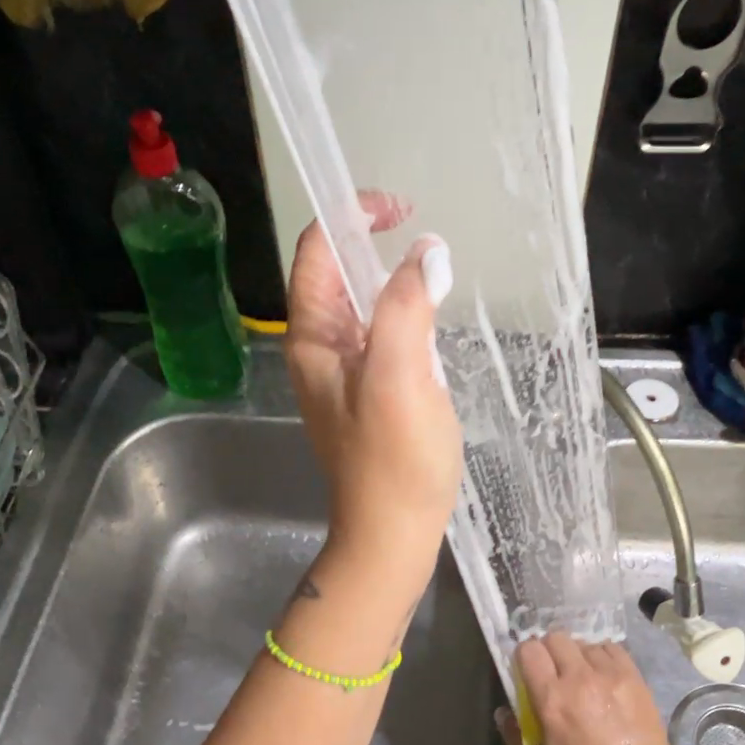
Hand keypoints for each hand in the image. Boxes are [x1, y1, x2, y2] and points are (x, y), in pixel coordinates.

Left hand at [285, 196, 461, 585]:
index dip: (350, 217)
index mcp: (312, 337)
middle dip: (374, 245)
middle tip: (425, 243)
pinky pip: (381, 338)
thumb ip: (405, 306)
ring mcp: (343, 373)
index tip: (400, 211)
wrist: (393, 533)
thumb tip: (425, 252)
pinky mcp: (369, 394)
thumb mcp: (398, 375)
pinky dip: (404, 318)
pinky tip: (431, 328)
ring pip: (362, 306)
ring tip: (433, 278)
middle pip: (336, 274)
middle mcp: (319, 349)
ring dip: (393, 281)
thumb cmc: (393, 460)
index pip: (316, 251)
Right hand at [496, 633, 692, 744]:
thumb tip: (504, 713)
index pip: (529, 650)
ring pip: (584, 643)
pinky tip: (603, 678)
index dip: (523, 657)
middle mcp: (579, 679)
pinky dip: (602, 657)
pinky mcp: (635, 678)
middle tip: (552, 675)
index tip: (526, 673)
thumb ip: (514, 740)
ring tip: (581, 678)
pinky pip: (612, 649)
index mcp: (552, 700)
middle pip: (555, 638)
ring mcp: (610, 675)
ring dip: (576, 656)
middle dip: (548, 651)